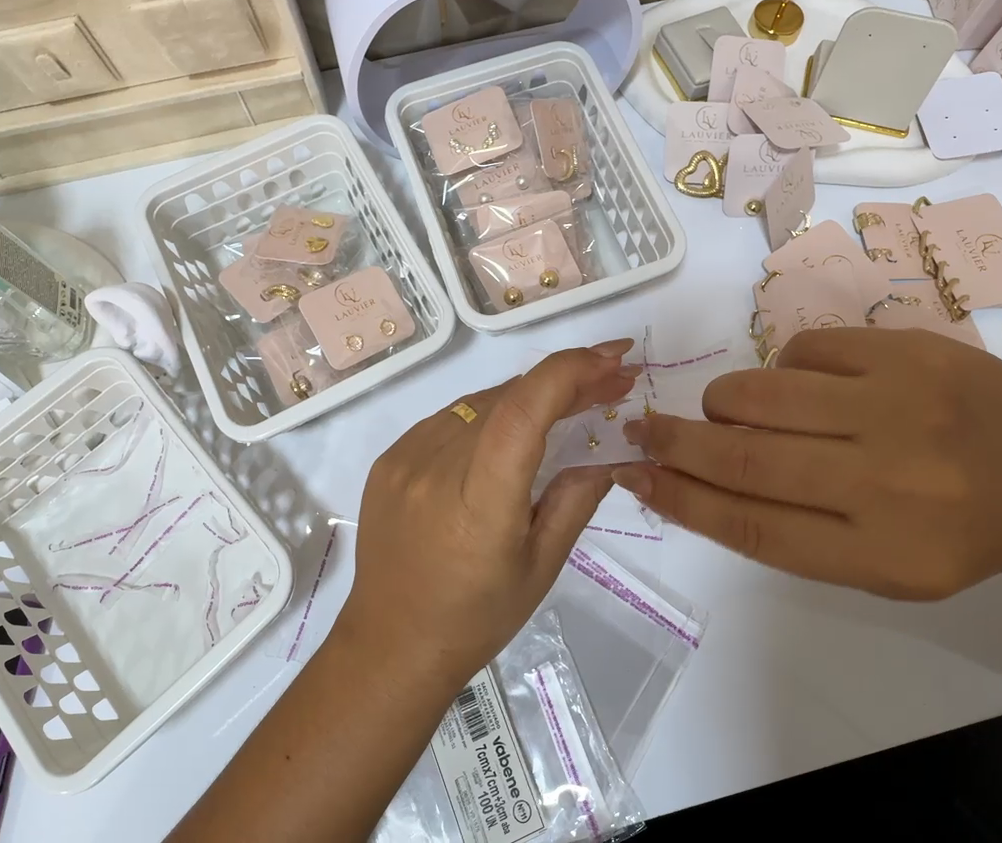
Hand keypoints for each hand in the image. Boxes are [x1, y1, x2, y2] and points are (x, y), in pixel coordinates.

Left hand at [334, 341, 639, 685]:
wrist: (391, 641)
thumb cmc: (476, 618)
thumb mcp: (540, 567)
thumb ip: (575, 502)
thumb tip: (607, 456)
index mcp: (481, 500)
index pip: (523, 410)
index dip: (569, 372)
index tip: (612, 359)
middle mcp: (436, 467)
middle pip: (507, 398)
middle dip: (565, 382)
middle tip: (611, 380)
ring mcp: (405, 458)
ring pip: (479, 403)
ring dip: (528, 396)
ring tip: (571, 402)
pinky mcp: (389, 460)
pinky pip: (449, 420)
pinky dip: (488, 415)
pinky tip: (513, 427)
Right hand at [617, 327, 1001, 599]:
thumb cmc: (955, 531)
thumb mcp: (879, 563)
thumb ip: (789, 529)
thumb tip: (691, 479)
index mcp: (884, 554)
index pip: (753, 527)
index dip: (682, 501)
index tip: (635, 478)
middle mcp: (892, 482)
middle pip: (746, 458)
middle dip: (677, 443)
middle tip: (643, 430)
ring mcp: (903, 407)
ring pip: (764, 394)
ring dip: (723, 401)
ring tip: (723, 409)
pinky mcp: (911, 351)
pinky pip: (805, 350)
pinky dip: (781, 370)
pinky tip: (799, 386)